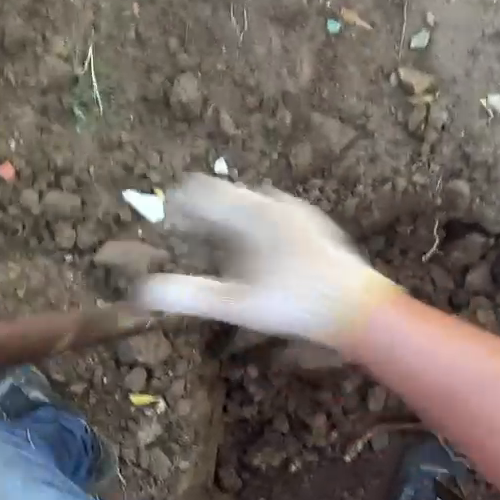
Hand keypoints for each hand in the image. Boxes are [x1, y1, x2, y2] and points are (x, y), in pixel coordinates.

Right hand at [137, 175, 405, 352]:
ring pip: (250, 205)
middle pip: (226, 195)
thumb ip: (187, 294)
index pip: (201, 190)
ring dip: (226, 221)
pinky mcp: (312, 227)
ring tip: (213, 249)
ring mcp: (296, 213)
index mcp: (251, 213)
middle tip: (183, 237)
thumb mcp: (234, 305)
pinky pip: (271, 216)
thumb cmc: (294, 305)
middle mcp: (274, 203)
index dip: (177, 204)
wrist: (357, 309)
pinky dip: (251, 228)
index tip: (163, 223)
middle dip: (200, 213)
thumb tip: (142, 291)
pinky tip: (253, 258)